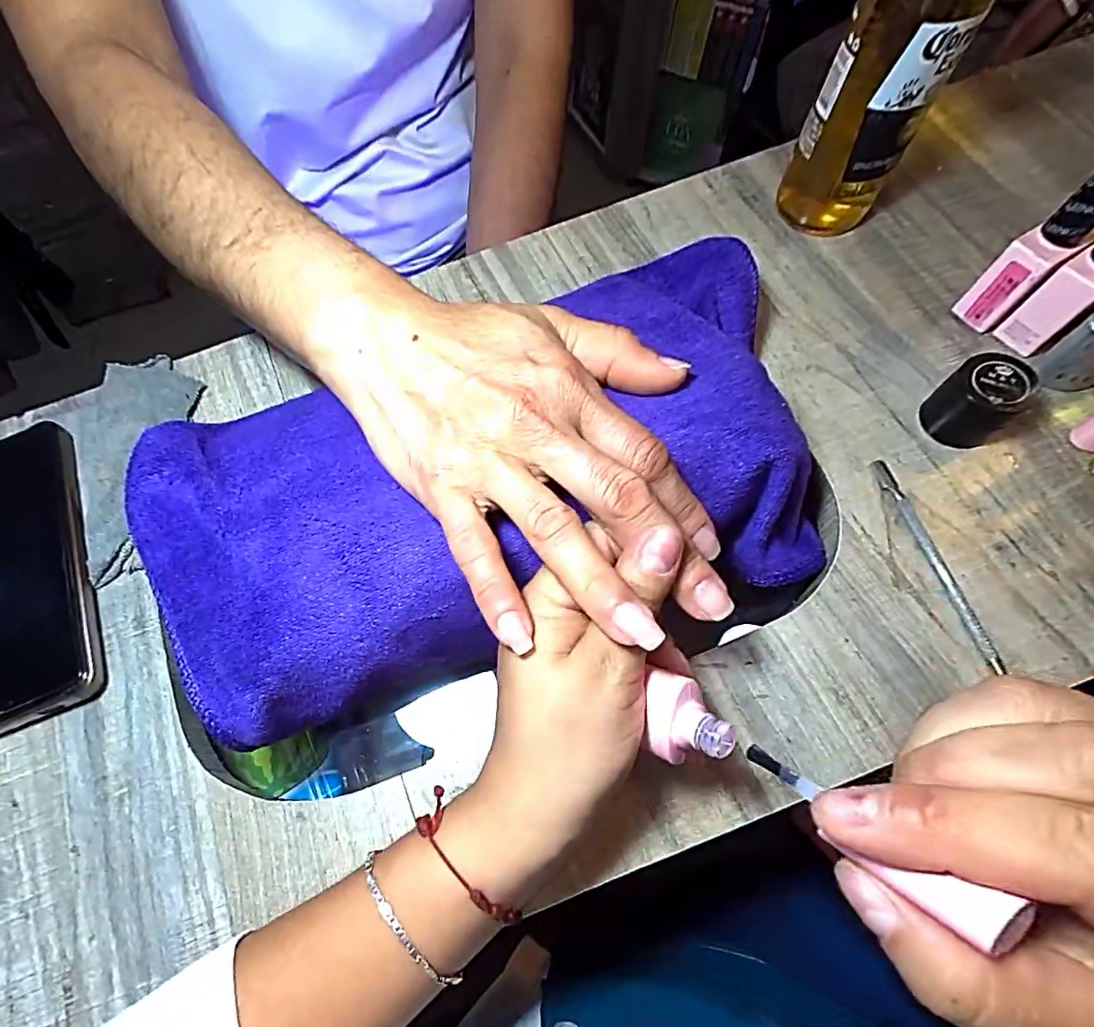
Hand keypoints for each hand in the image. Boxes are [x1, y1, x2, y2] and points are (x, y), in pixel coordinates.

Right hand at [322, 295, 732, 656]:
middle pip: (614, 500)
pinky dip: (494, 592)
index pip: (642, 457)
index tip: (710, 552)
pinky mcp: (442, 489)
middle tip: (707, 608)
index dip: (682, 507)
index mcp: (567, 394)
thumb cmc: (466, 334)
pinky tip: (518, 635)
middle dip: (665, 558)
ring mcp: (487, 464)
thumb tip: (678, 374)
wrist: (384, 340)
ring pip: (553, 531)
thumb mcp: (550, 324)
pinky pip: (472, 547)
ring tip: (635, 634)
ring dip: (598, 586)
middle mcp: (536, 432)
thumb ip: (616, 351)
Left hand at [457, 523, 691, 896]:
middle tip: (706, 619)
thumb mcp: (610, 663)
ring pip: (633, 609)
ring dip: (665, 636)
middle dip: (666, 598)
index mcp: (546, 593)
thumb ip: (636, 595)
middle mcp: (554, 604)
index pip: (603, 539)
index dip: (655, 546)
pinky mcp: (586, 658)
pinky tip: (667, 681)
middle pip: (622, 572)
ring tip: (675, 673)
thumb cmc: (567, 742)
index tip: (701, 568)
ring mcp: (570, 632)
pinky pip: (629, 639)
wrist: (543, 808)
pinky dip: (654, 658)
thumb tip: (664, 532)